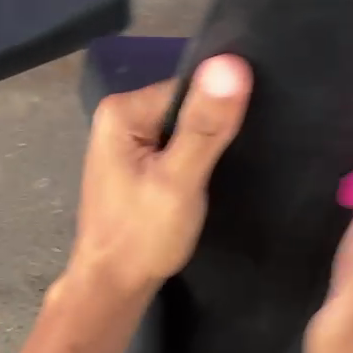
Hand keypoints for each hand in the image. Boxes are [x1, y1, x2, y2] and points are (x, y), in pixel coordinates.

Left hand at [64, 55, 251, 301]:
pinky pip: (172, 153)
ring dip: (203, 151)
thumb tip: (232, 64)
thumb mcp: (179, 180)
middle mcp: (117, 120)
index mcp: (120, 112)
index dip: (217, 110)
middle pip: (184, 108)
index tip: (242, 136)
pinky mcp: (134, 170)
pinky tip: (204, 184)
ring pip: (181, 133)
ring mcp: (124, 147)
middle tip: (236, 158)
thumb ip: (204, 127)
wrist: (111, 287)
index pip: (187, 88)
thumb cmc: (141, 237)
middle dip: (210, 131)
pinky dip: (191, 166)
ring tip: (222, 173)